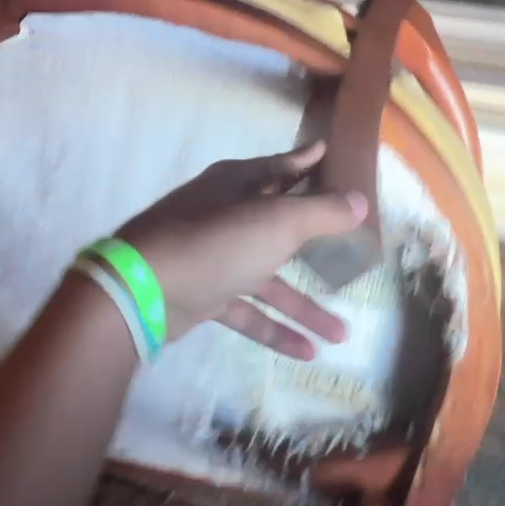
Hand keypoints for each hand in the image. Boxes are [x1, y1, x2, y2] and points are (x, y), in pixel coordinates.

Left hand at [111, 140, 365, 359]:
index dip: (307, 161)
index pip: (281, 166)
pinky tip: (309, 353)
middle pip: (277, 222)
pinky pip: (246, 310)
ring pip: (267, 277)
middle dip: (315, 237)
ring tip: (343, 333)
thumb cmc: (216, 241)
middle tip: (353, 246)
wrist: (145, 286)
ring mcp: (213, 255)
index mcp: (238, 184)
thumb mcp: (277, 221)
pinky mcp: (203, 292)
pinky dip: (274, 328)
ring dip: (302, 303)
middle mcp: (226, 214)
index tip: (329, 152)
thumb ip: (321, 212)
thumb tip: (358, 200)